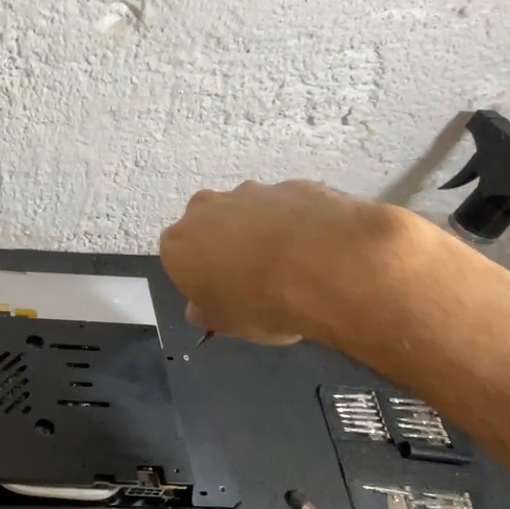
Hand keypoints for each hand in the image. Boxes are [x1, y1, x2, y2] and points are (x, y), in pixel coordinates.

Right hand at [159, 180, 421, 344]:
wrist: (330, 268)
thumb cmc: (261, 302)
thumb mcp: (225, 323)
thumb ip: (205, 311)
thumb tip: (200, 307)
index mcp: (179, 243)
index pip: (179, 258)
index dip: (201, 275)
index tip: (222, 292)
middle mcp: (207, 209)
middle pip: (212, 226)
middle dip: (228, 245)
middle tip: (255, 277)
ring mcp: (254, 192)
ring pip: (251, 213)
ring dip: (264, 232)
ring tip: (295, 264)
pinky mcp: (296, 185)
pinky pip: (291, 207)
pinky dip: (300, 224)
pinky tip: (318, 249)